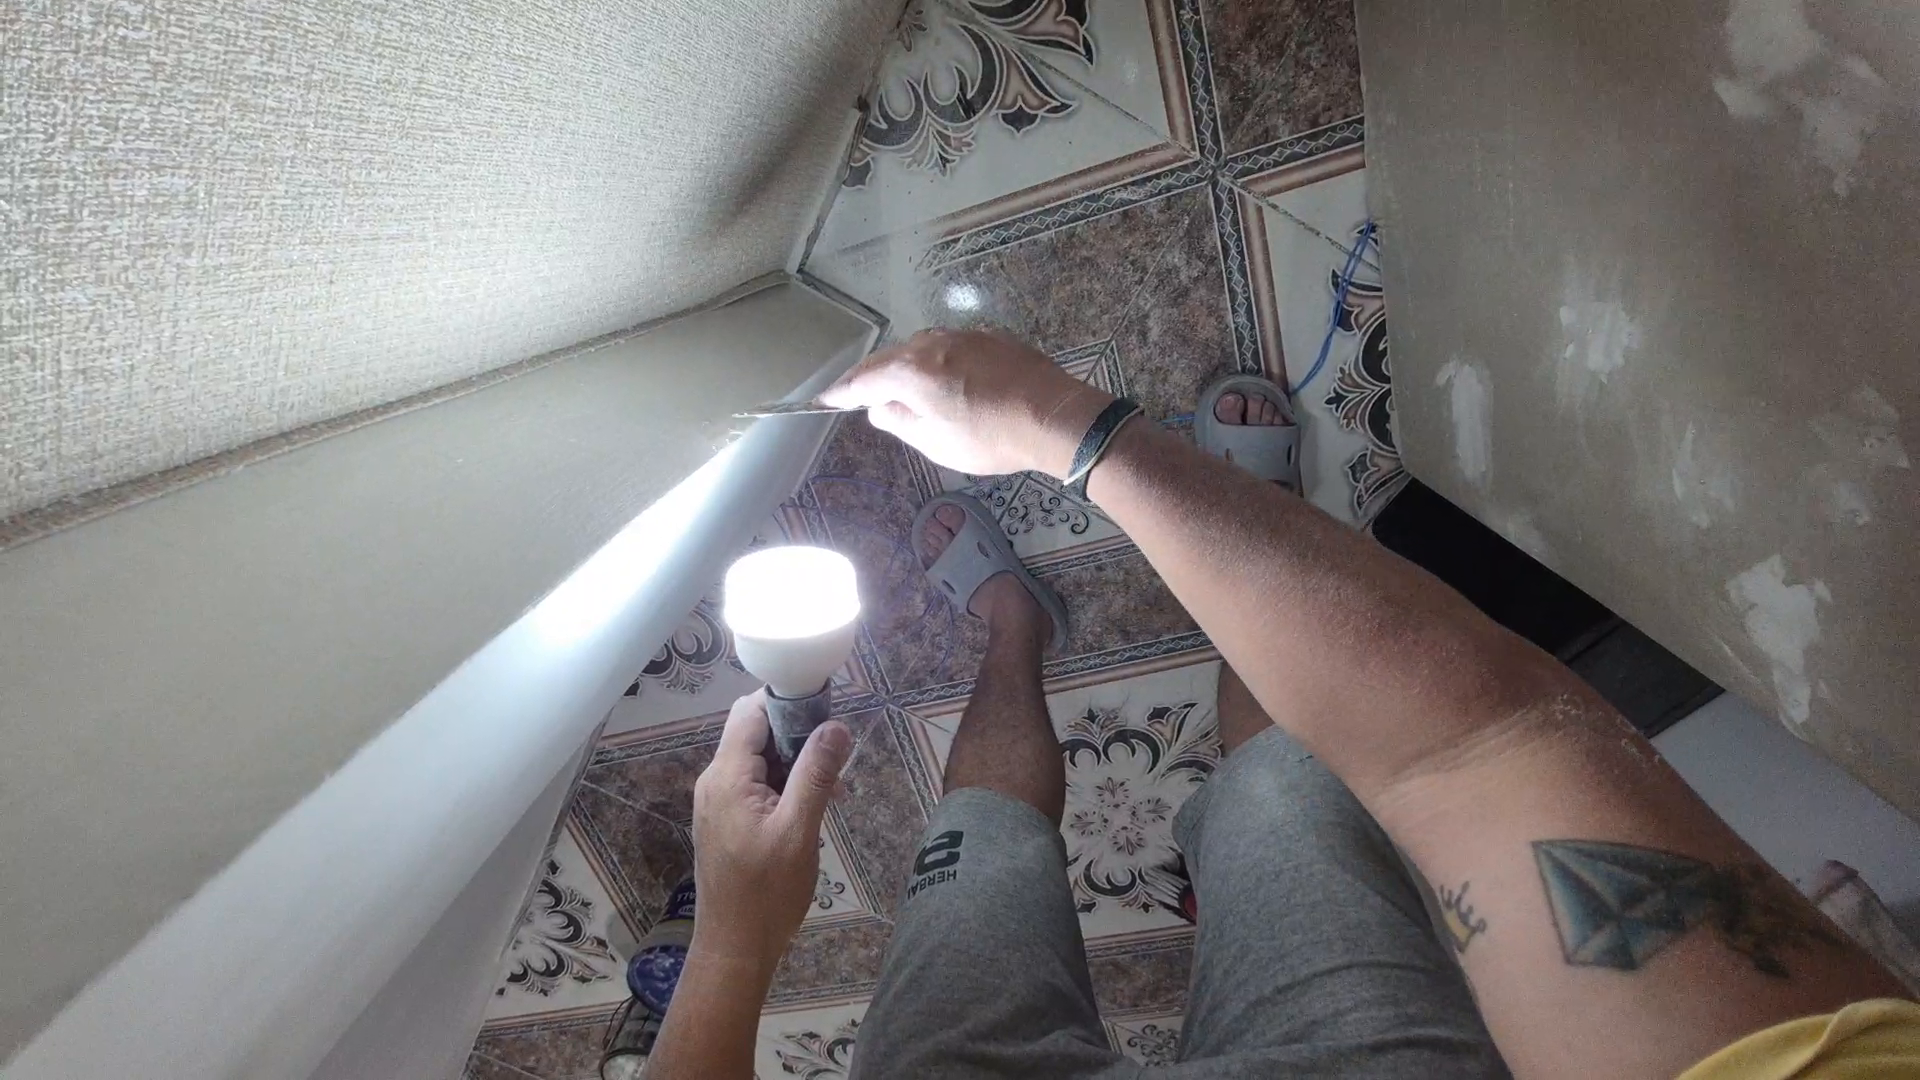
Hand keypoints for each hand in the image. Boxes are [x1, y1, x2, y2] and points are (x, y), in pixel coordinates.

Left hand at [688, 691, 852, 974]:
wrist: (734, 949)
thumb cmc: (767, 893)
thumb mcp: (799, 830)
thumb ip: (816, 773)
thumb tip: (837, 725)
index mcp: (727, 776)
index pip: (752, 711)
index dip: (788, 700)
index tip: (826, 708)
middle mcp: (716, 779)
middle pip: (756, 729)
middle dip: (798, 731)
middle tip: (835, 753)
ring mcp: (719, 799)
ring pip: (760, 755)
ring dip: (797, 759)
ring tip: (832, 787)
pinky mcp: (727, 816)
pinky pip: (757, 780)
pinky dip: (786, 780)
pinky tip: (813, 804)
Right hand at [818, 328, 1113, 476]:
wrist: (1054, 415)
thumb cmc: (989, 437)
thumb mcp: (936, 443)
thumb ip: (900, 422)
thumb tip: (880, 408)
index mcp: (911, 372)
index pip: (864, 380)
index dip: (842, 392)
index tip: (825, 399)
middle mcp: (931, 344)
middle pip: (889, 358)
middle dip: (870, 376)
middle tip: (856, 392)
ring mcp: (963, 336)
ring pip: (920, 348)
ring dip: (904, 365)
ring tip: (898, 383)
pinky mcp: (990, 337)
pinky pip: (949, 347)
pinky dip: (935, 361)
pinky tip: (943, 376)